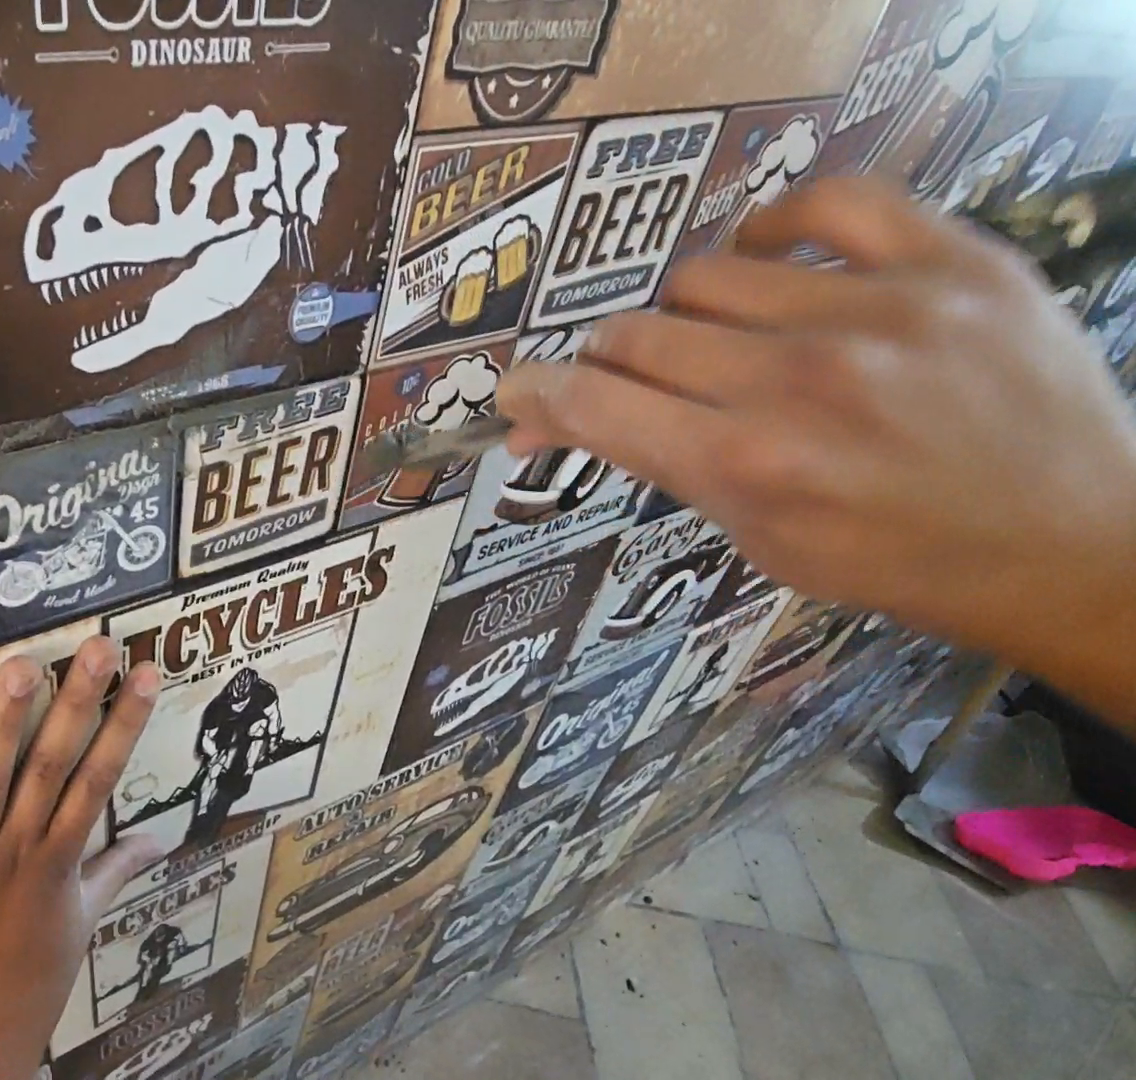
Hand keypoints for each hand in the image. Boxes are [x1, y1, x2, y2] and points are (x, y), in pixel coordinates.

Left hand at [0, 637, 164, 1079]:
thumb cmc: (27, 988)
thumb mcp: (82, 926)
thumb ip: (116, 871)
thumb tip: (161, 837)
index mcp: (60, 863)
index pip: (100, 779)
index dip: (124, 724)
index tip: (144, 672)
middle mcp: (18, 853)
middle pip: (51, 766)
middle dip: (78, 703)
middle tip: (96, 646)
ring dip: (3, 723)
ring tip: (19, 665)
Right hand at [496, 176, 1135, 720]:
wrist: (1078, 542)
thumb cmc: (888, 559)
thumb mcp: (749, 534)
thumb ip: (650, 463)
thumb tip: (541, 421)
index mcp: (745, 463)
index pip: (591, 401)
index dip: (533, 391)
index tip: (514, 391)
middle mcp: (797, 379)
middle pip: (632, 334)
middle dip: (606, 364)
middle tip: (630, 386)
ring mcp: (879, 310)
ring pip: (701, 276)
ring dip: (681, 317)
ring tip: (713, 342)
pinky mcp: (954, 261)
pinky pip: (825, 202)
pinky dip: (771, 228)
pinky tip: (763, 260)